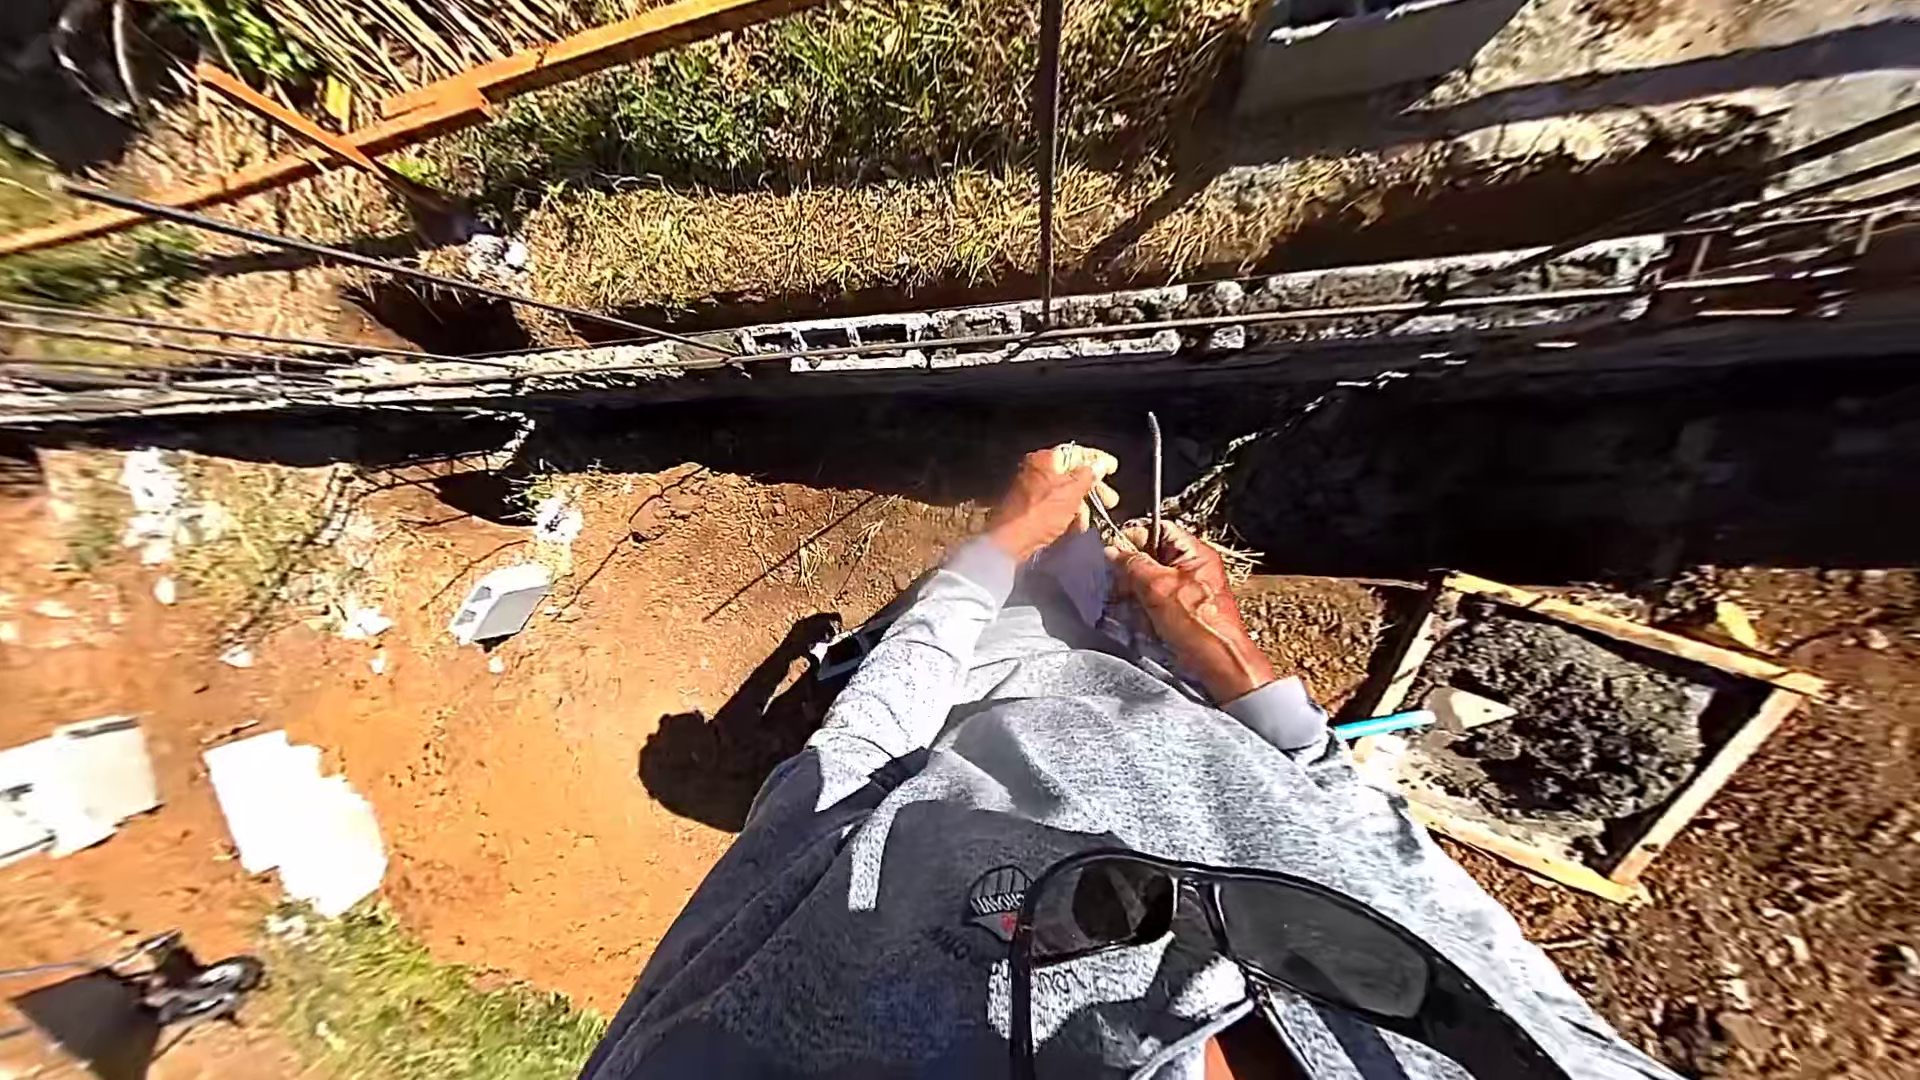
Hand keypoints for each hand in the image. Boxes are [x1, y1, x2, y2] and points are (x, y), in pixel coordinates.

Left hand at [987, 444, 1119, 560]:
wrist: (1011, 540)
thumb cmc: (1043, 513)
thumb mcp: (1071, 492)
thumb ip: (1088, 476)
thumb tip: (1100, 464)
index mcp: (1045, 459)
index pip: (1077, 452)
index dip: (1097, 460)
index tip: (1113, 468)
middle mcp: (1036, 469)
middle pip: (1071, 473)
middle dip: (1093, 489)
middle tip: (1110, 501)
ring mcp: (1030, 488)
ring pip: (1063, 492)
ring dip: (1080, 506)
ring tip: (1086, 522)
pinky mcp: (1027, 506)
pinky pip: (1053, 505)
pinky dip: (1065, 514)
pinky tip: (1074, 527)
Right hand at [1107, 522, 1275, 701]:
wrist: (1217, 661)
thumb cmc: (1197, 623)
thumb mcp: (1157, 586)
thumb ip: (1132, 564)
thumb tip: (1113, 551)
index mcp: (1194, 553)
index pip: (1159, 530)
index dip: (1134, 537)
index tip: (1114, 551)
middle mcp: (1192, 567)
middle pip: (1152, 555)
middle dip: (1131, 568)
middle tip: (1117, 581)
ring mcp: (1187, 588)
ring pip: (1150, 579)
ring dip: (1134, 590)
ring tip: (1125, 602)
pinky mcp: (1181, 609)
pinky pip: (1155, 599)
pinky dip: (1143, 606)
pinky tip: (1137, 617)